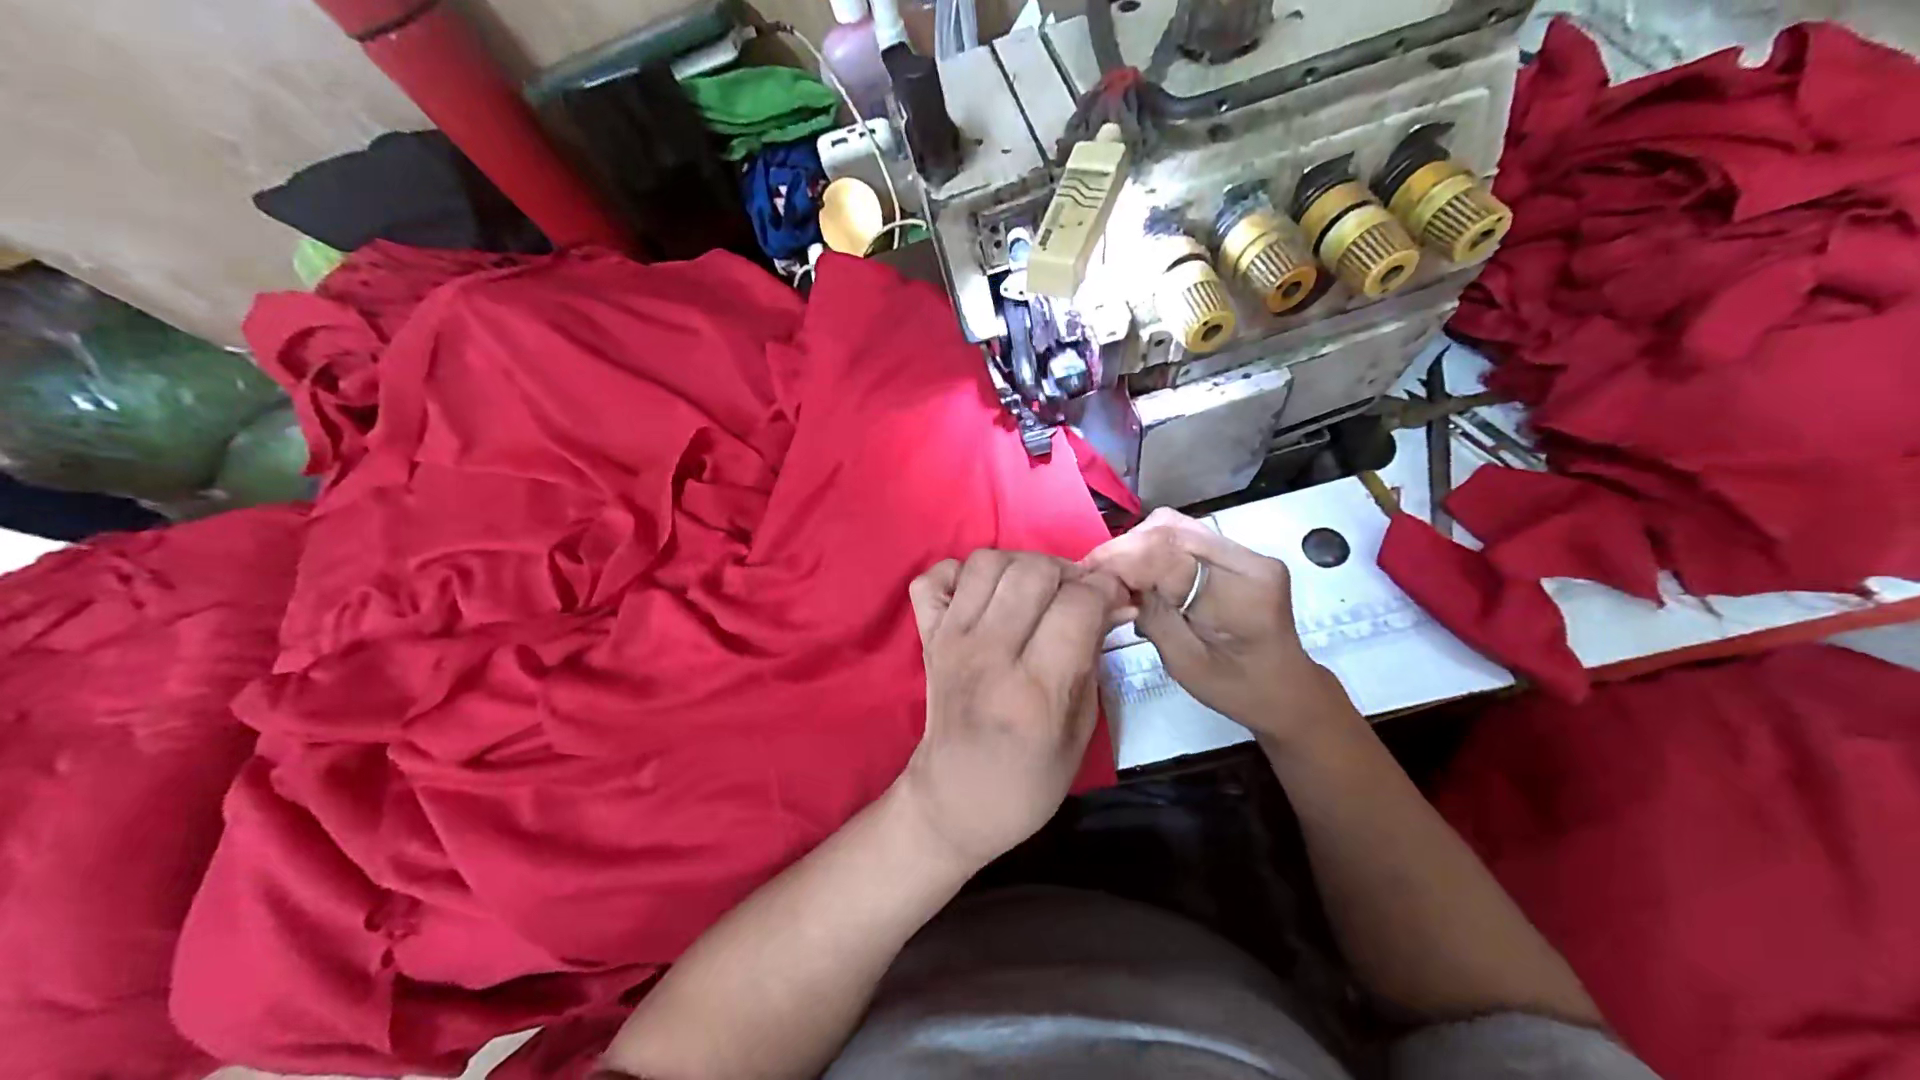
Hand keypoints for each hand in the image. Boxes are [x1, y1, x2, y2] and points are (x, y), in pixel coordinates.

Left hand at [898, 550, 1126, 867]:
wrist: (954, 800)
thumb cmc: (1029, 780)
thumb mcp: (1081, 730)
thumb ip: (1092, 658)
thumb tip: (1112, 602)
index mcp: (1034, 689)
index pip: (1076, 604)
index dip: (1105, 589)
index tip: (1115, 597)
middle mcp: (988, 654)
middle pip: (1031, 571)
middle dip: (1067, 574)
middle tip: (1077, 596)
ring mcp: (950, 640)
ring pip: (986, 562)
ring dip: (1020, 566)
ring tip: (1036, 592)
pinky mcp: (927, 637)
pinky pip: (934, 577)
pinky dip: (960, 575)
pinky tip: (984, 596)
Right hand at [1082, 509, 1357, 750]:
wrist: (1287, 693)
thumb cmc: (1238, 690)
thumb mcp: (1186, 663)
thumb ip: (1152, 615)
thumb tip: (1113, 581)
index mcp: (1243, 591)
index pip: (1171, 554)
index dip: (1123, 557)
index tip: (1088, 572)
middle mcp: (1250, 561)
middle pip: (1173, 529)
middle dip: (1127, 547)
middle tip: (1096, 573)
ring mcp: (1247, 554)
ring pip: (1177, 528)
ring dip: (1138, 546)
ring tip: (1115, 574)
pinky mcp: (1238, 557)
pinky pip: (1186, 539)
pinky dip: (1155, 551)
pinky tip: (1140, 573)